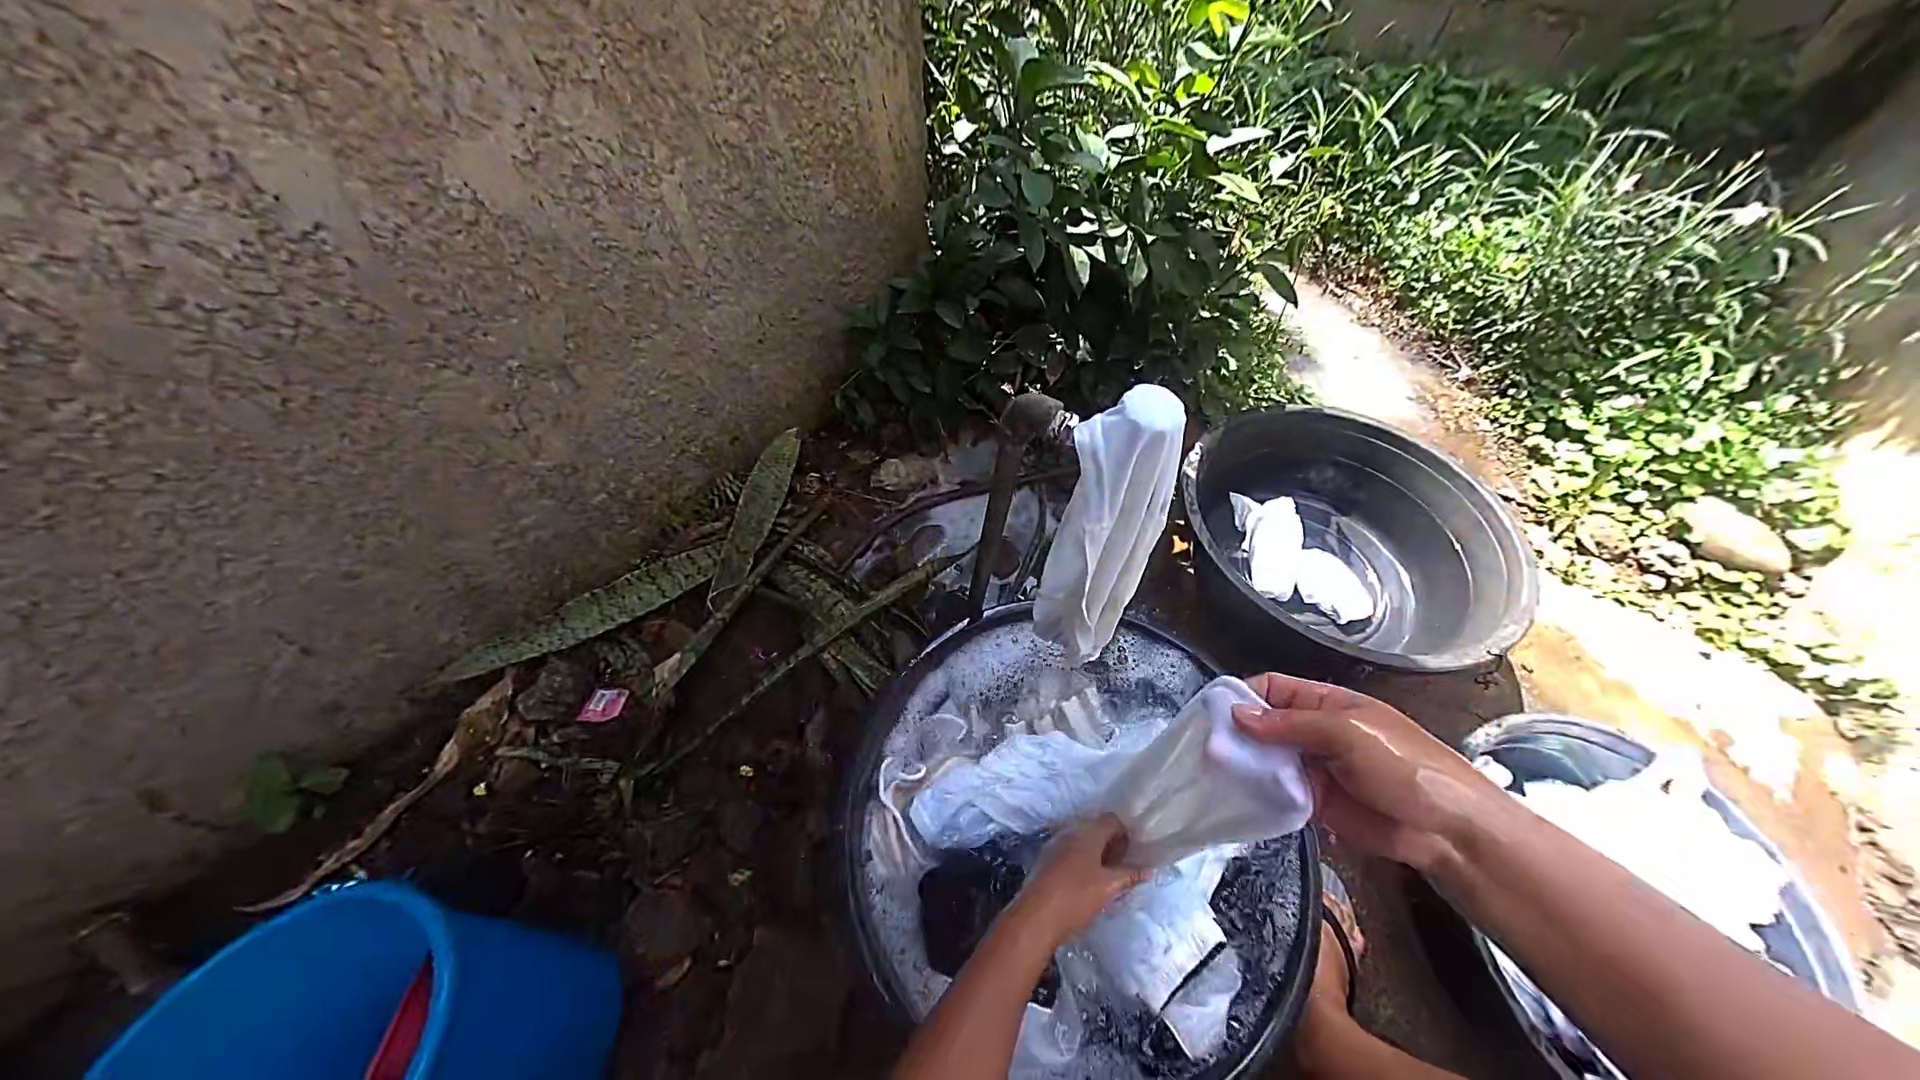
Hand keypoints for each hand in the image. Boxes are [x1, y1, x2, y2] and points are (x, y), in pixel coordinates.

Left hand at [1009, 814, 1150, 946]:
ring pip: (1081, 838)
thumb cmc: (1076, 896)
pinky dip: (1080, 857)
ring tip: (1104, 875)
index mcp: (1087, 831)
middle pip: (1095, 826)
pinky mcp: (1045, 856)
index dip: (1125, 834)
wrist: (1036, 914)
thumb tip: (1147, 869)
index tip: (1131, 855)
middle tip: (1120, 866)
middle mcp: (1069, 829)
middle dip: (1110, 843)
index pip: (1112, 820)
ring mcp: (1054, 842)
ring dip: (1094, 851)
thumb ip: (1128, 874)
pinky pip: (1068, 848)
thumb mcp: (1108, 887)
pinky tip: (1084, 879)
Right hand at [1231, 673, 1500, 872]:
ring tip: (1211, 772)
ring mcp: (1312, 767)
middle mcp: (1313, 731)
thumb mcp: (1347, 733)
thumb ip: (1291, 723)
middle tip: (1205, 747)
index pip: (1272, 689)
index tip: (1213, 712)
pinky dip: (1257, 793)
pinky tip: (1236, 796)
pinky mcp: (1312, 802)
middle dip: (1236, 732)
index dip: (1244, 696)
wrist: (1448, 833)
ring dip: (1243, 764)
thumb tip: (1238, 714)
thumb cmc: (1407, 767)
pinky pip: (1276, 792)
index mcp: (1325, 703)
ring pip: (1265, 759)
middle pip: (1262, 724)